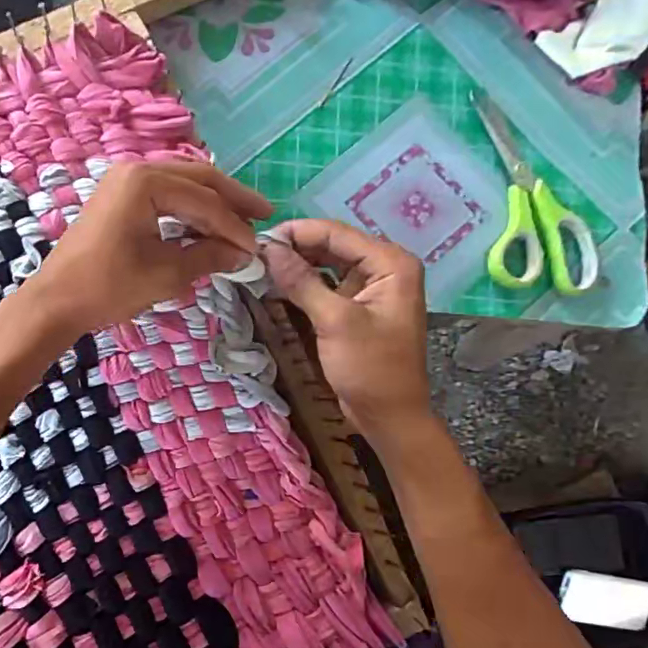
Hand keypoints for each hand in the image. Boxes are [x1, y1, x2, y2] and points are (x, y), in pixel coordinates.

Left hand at [24, 159, 272, 334]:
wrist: (56, 301)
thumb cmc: (108, 286)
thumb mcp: (166, 274)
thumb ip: (209, 257)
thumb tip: (243, 253)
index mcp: (145, 181)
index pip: (204, 201)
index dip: (234, 226)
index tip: (256, 249)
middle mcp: (135, 169)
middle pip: (197, 178)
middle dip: (232, 199)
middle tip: (264, 215)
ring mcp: (123, 180)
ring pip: (181, 184)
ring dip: (211, 203)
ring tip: (241, 222)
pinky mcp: (118, 197)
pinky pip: (163, 194)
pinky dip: (188, 209)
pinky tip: (205, 226)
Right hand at [263, 219, 432, 433]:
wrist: (389, 416)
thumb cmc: (370, 368)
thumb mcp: (334, 322)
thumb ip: (301, 281)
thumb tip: (269, 249)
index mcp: (391, 263)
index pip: (337, 234)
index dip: (297, 232)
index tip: (259, 238)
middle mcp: (386, 267)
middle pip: (333, 245)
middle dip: (296, 246)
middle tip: (255, 252)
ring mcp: (373, 287)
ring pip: (328, 263)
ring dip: (298, 263)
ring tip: (262, 264)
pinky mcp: (359, 306)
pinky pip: (329, 283)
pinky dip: (306, 282)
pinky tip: (280, 282)